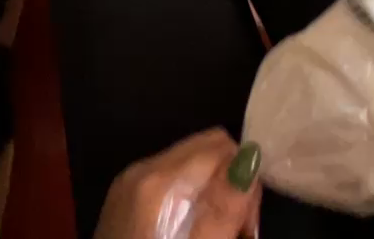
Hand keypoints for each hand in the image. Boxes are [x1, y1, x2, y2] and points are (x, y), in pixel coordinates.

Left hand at [94, 130, 261, 238]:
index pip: (220, 145)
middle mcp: (141, 169)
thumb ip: (223, 210)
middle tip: (236, 235)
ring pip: (190, 167)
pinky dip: (189, 202)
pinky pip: (170, 183)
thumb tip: (250, 157)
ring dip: (212, 197)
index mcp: (157, 180)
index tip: (246, 228)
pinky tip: (189, 236)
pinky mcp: (123, 201)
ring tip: (216, 238)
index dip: (244, 182)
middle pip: (205, 150)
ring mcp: (128, 184)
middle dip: (229, 186)